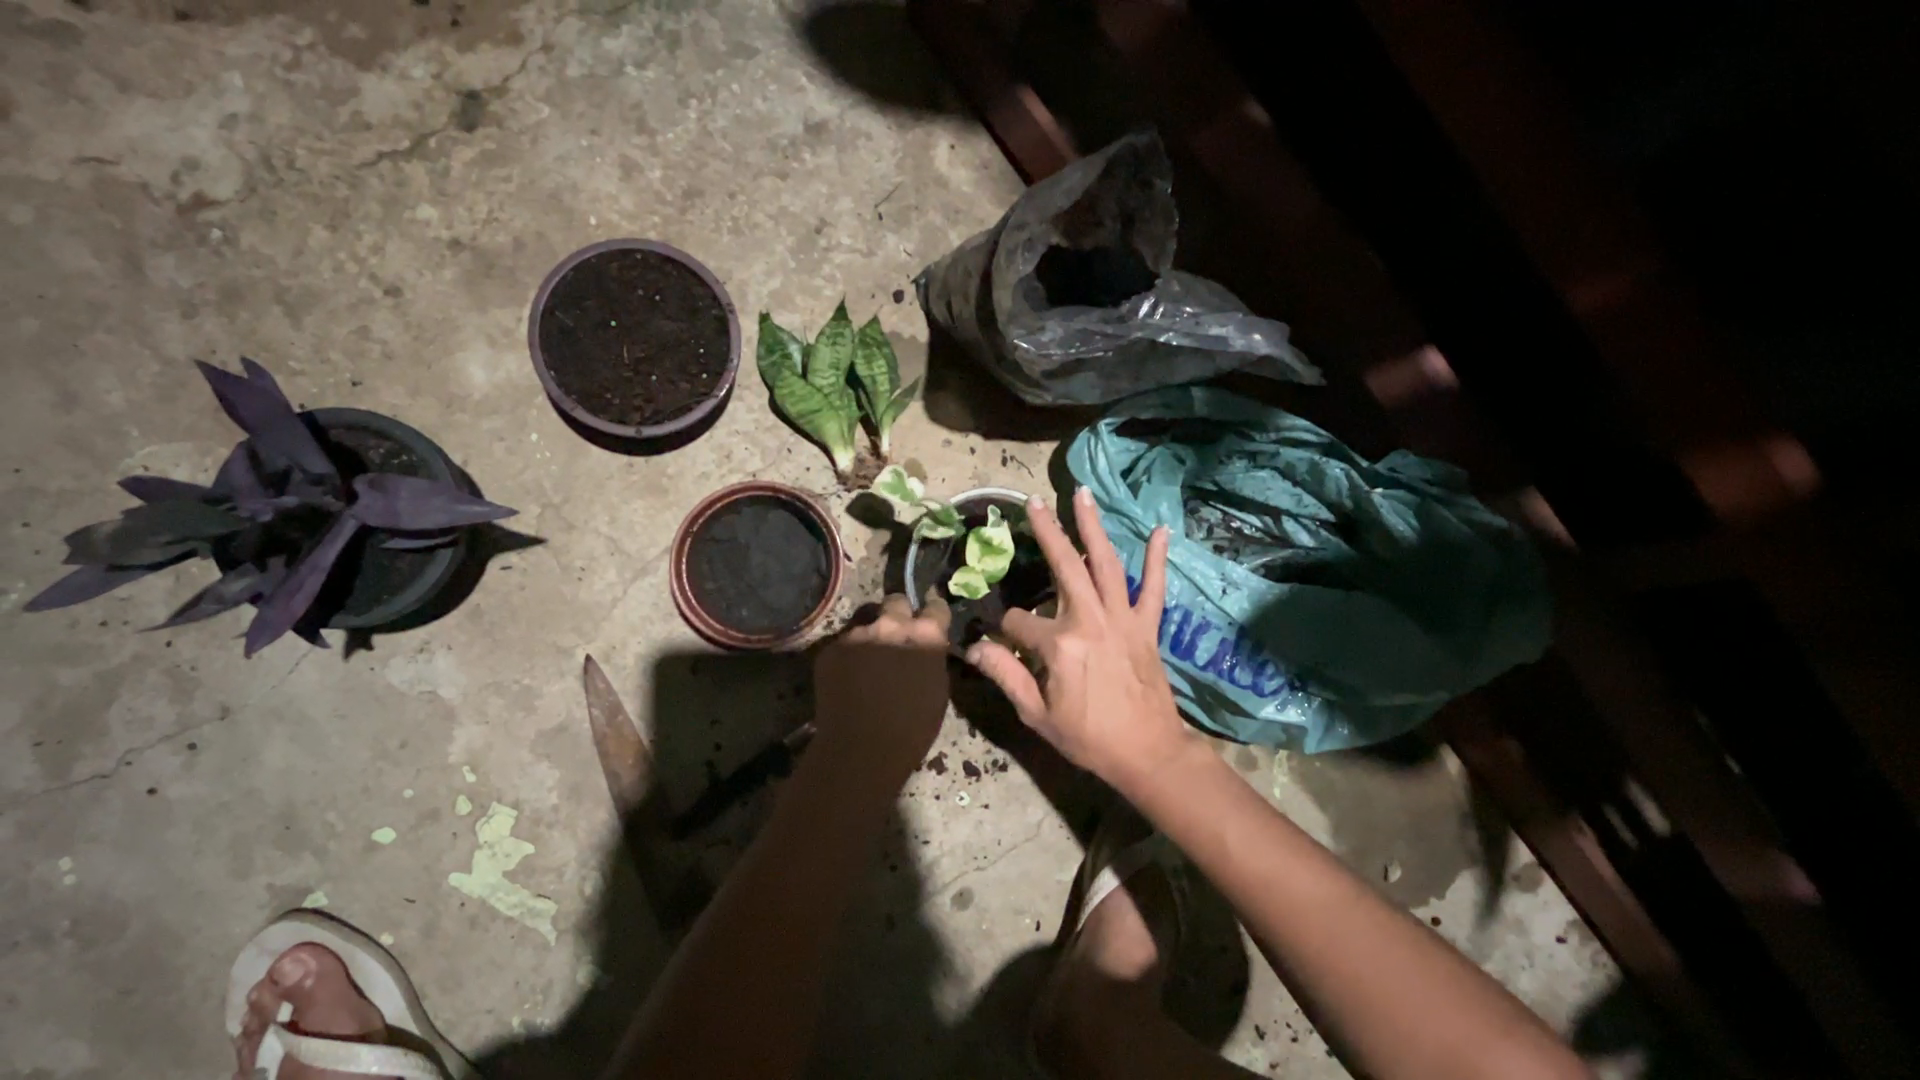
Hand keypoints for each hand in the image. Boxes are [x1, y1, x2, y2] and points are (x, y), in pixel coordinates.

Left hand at [813, 592, 952, 773]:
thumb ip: (932, 657)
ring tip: (868, 660)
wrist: (863, 747)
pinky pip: (844, 642)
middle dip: (897, 613)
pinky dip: (848, 655)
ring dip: (870, 635)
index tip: (930, 616)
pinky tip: (848, 677)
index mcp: (926, 634)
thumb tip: (926, 646)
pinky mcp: (831, 648)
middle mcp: (891, 624)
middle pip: (895, 602)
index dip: (933, 611)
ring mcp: (857, 633)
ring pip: (865, 622)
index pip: (935, 606)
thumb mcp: (938, 688)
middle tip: (895, 633)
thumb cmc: (913, 727)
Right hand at [965, 487, 1190, 789]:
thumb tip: (975, 648)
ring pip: (1106, 564)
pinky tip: (1160, 530)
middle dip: (1047, 532)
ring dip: (1093, 527)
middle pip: (1065, 567)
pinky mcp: (1147, 626)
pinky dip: (1157, 559)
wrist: (1148, 753)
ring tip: (1082, 494)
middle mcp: (1090, 621)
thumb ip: (1006, 676)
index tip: (1000, 642)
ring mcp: (1123, 620)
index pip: (1019, 622)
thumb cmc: (1089, 739)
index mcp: (1059, 646)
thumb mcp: (1037, 715)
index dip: (1005, 629)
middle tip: (1033, 501)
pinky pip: (1154, 587)